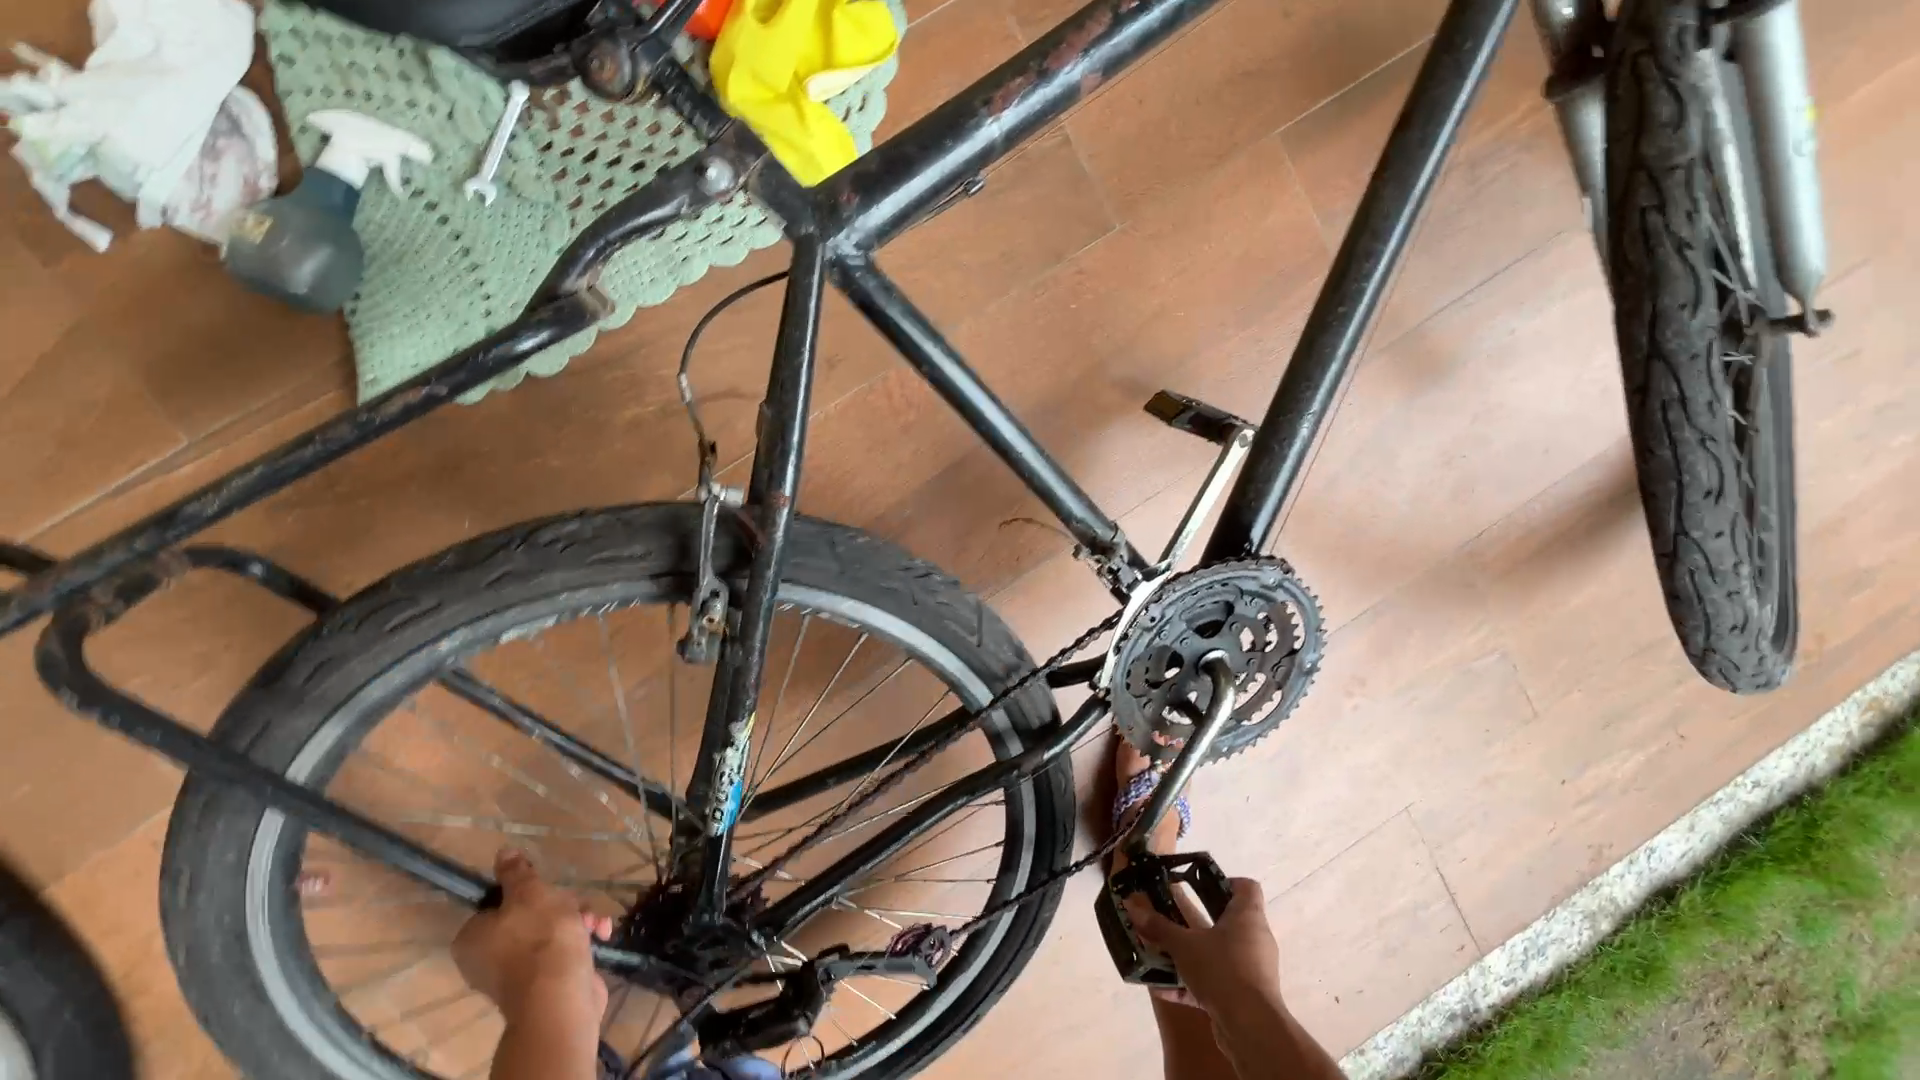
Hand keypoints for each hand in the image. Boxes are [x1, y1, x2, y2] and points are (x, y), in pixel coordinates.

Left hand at [452, 848, 613, 1022]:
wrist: (560, 997)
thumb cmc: (540, 938)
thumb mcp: (530, 893)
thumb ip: (516, 872)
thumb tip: (503, 852)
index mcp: (472, 937)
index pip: (497, 903)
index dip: (526, 891)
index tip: (548, 889)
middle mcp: (485, 959)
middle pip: (527, 916)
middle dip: (561, 907)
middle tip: (577, 906)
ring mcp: (514, 976)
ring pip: (548, 933)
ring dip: (577, 921)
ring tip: (595, 923)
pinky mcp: (541, 986)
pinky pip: (559, 954)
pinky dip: (579, 942)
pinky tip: (600, 937)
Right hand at [1124, 877, 1283, 1014]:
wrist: (1250, 1027)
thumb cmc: (1222, 970)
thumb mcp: (1184, 945)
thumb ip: (1159, 927)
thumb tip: (1133, 907)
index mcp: (1247, 917)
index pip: (1245, 887)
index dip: (1224, 882)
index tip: (1198, 887)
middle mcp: (1254, 939)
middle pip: (1225, 920)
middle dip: (1194, 920)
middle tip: (1169, 917)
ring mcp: (1251, 969)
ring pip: (1217, 953)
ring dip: (1190, 954)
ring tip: (1161, 954)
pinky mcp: (1244, 997)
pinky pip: (1215, 982)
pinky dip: (1192, 984)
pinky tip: (1163, 990)